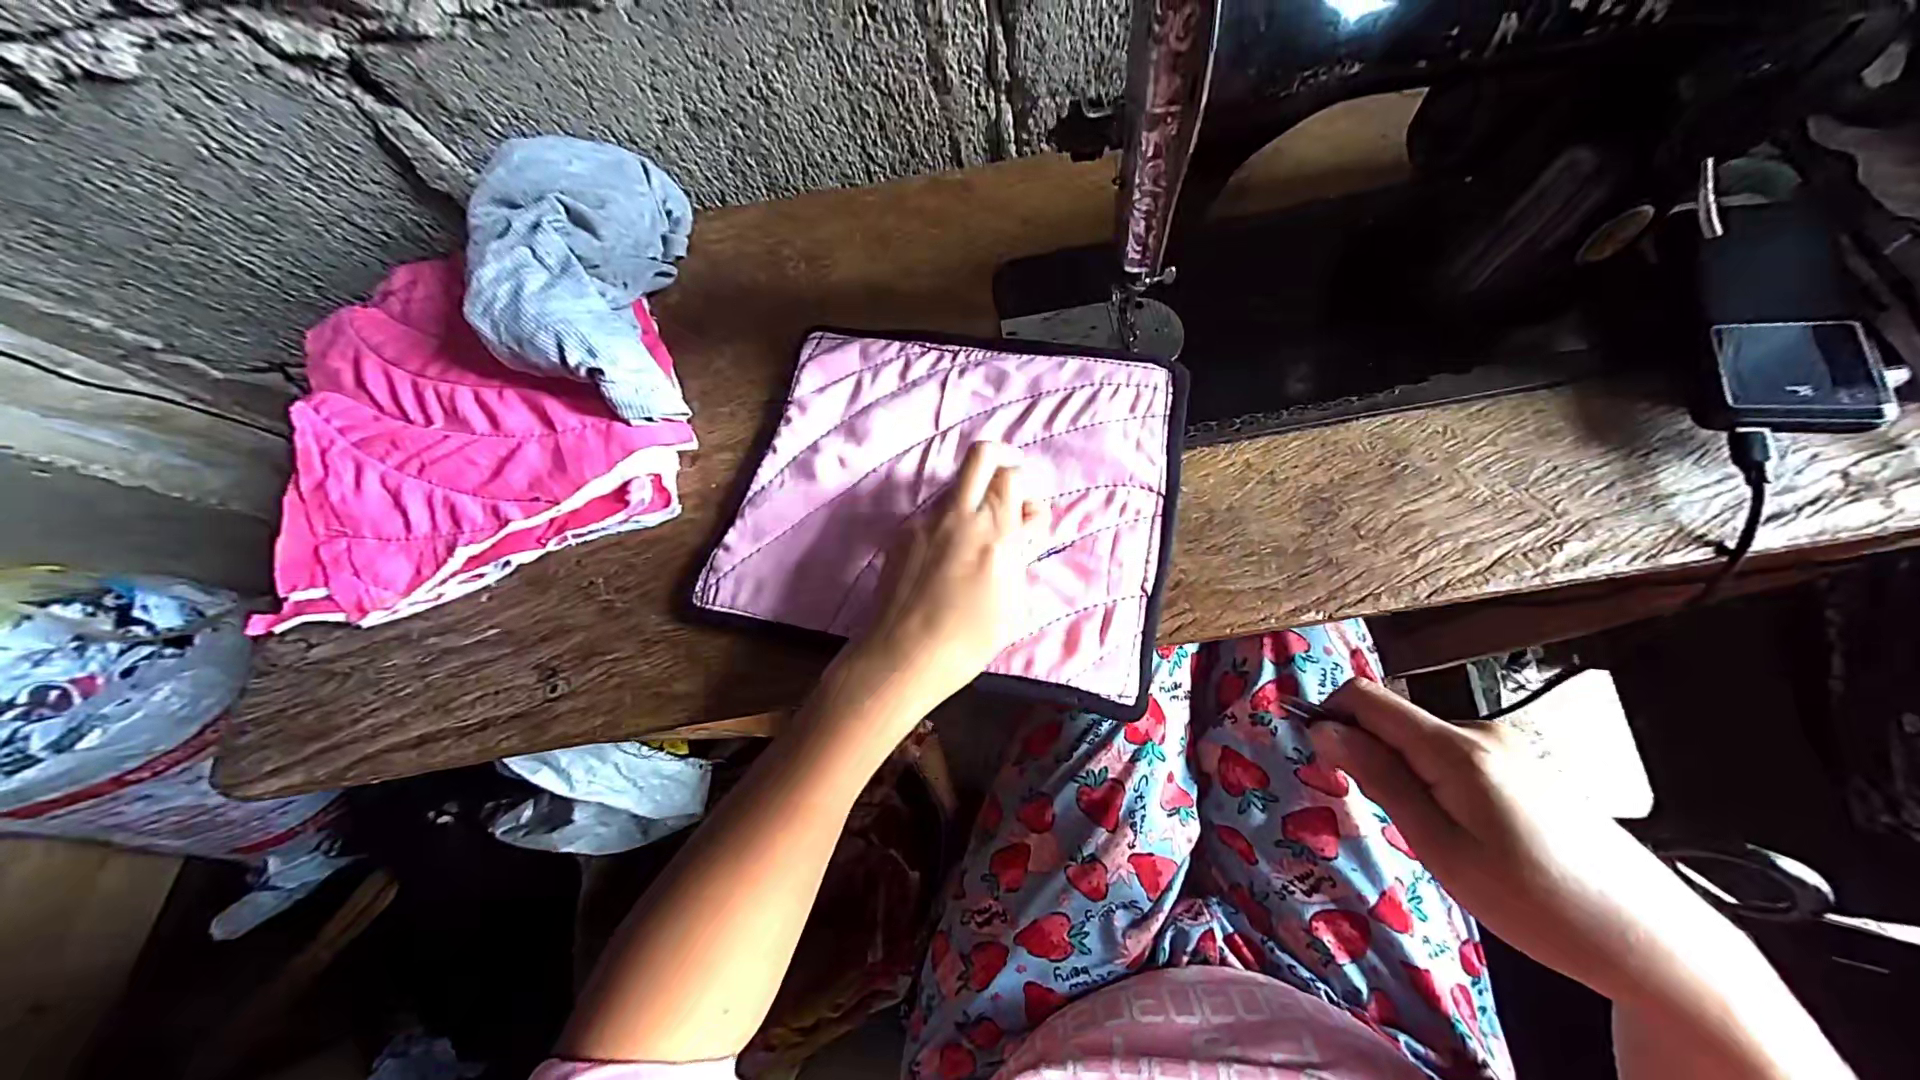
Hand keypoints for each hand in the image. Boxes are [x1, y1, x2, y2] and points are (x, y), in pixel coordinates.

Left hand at [830, 441, 1044, 719]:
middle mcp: (958, 515)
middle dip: (1000, 457)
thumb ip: (1022, 550)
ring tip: (975, 535)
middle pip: (981, 455)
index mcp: (994, 530)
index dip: (1025, 487)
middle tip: (1006, 482)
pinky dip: (947, 521)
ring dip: (971, 496)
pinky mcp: (901, 534)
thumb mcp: (1013, 599)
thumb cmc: (969, 639)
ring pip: (954, 485)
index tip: (1026, 511)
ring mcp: (925, 521)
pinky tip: (946, 556)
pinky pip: (932, 513)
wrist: (903, 655)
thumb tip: (1026, 520)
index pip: (1012, 475)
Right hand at [1308, 680, 1735, 1003]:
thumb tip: (1324, 729)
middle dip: (1367, 753)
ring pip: (1423, 742)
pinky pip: (1455, 759)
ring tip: (1428, 835)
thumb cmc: (1539, 904)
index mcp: (1457, 748)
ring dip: (1403, 772)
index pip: (1364, 696)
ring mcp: (1510, 749)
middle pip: (1394, 720)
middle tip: (1376, 814)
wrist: (1661, 947)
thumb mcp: (1441, 848)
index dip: (1327, 713)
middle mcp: (1482, 733)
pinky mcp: (1526, 768)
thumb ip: (1381, 780)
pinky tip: (1464, 833)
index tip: (1315, 754)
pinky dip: (1435, 782)